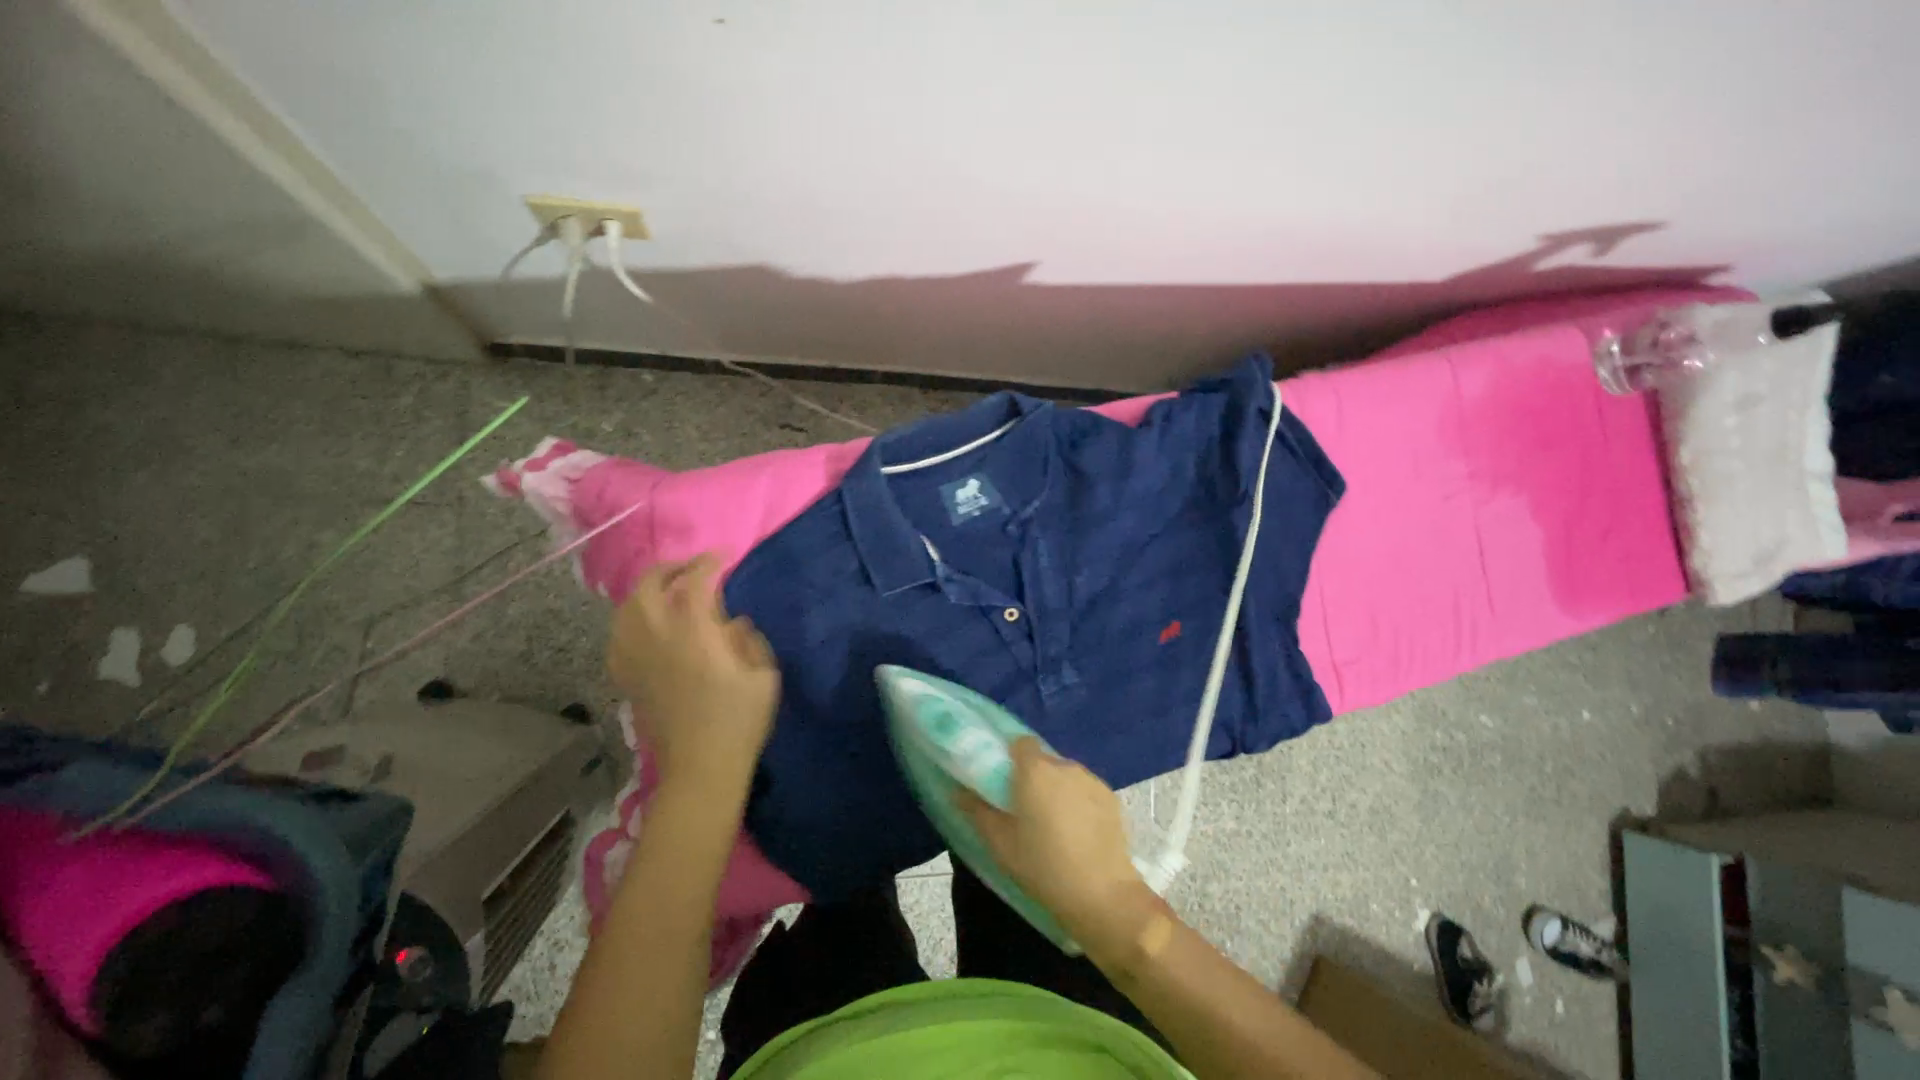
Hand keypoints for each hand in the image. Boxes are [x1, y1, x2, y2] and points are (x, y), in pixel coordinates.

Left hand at [606, 554, 779, 794]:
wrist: (700, 768)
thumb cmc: (739, 721)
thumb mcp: (763, 676)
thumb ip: (749, 640)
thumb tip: (733, 623)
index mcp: (693, 628)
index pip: (696, 578)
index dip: (709, 562)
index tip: (722, 558)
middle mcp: (656, 632)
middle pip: (651, 583)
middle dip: (672, 569)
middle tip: (692, 571)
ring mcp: (634, 654)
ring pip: (628, 605)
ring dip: (648, 591)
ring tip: (668, 594)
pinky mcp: (625, 675)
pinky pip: (619, 633)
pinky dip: (632, 620)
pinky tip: (647, 628)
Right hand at [957, 738, 1153, 946]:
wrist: (1101, 893)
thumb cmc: (1042, 865)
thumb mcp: (1000, 844)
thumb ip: (978, 811)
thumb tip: (958, 791)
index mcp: (1035, 771)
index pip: (1020, 743)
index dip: (1010, 757)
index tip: (1003, 781)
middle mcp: (1065, 766)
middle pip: (1043, 760)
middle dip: (1032, 778)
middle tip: (1023, 809)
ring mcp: (1092, 780)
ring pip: (1065, 776)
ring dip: (1056, 790)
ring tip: (1052, 825)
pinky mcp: (1111, 797)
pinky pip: (1085, 790)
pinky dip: (1077, 802)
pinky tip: (1077, 832)